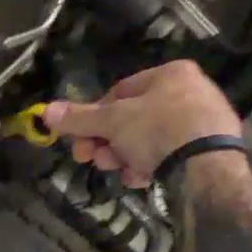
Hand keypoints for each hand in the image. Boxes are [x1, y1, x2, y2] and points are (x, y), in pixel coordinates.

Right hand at [44, 60, 243, 187]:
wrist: (204, 165)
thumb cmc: (157, 130)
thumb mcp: (112, 122)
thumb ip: (79, 119)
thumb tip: (46, 112)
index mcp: (170, 73)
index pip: (120, 91)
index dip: (95, 117)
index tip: (82, 138)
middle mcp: (188, 91)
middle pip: (131, 119)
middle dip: (107, 142)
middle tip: (92, 159)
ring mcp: (199, 121)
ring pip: (146, 140)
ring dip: (124, 157)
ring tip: (119, 171)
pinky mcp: (205, 149)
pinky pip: (166, 155)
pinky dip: (148, 166)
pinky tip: (139, 178)